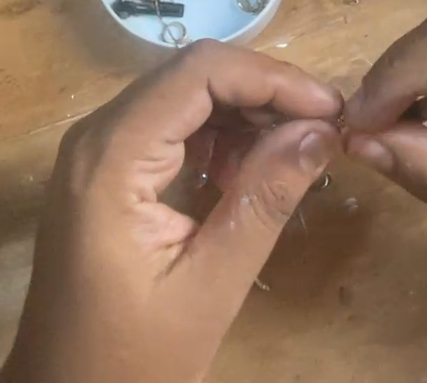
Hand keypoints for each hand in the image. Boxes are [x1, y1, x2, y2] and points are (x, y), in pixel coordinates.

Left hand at [0, 40, 341, 382]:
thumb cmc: (128, 360)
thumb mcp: (208, 288)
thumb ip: (263, 202)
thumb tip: (320, 131)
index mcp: (111, 156)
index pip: (199, 73)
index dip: (270, 79)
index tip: (328, 109)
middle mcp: (98, 133)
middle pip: (191, 75)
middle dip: (263, 92)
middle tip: (322, 127)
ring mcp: (98, 147)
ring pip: (184, 94)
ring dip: (244, 112)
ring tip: (294, 150)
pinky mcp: (107, 165)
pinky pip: (170, 124)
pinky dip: (218, 135)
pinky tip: (248, 170)